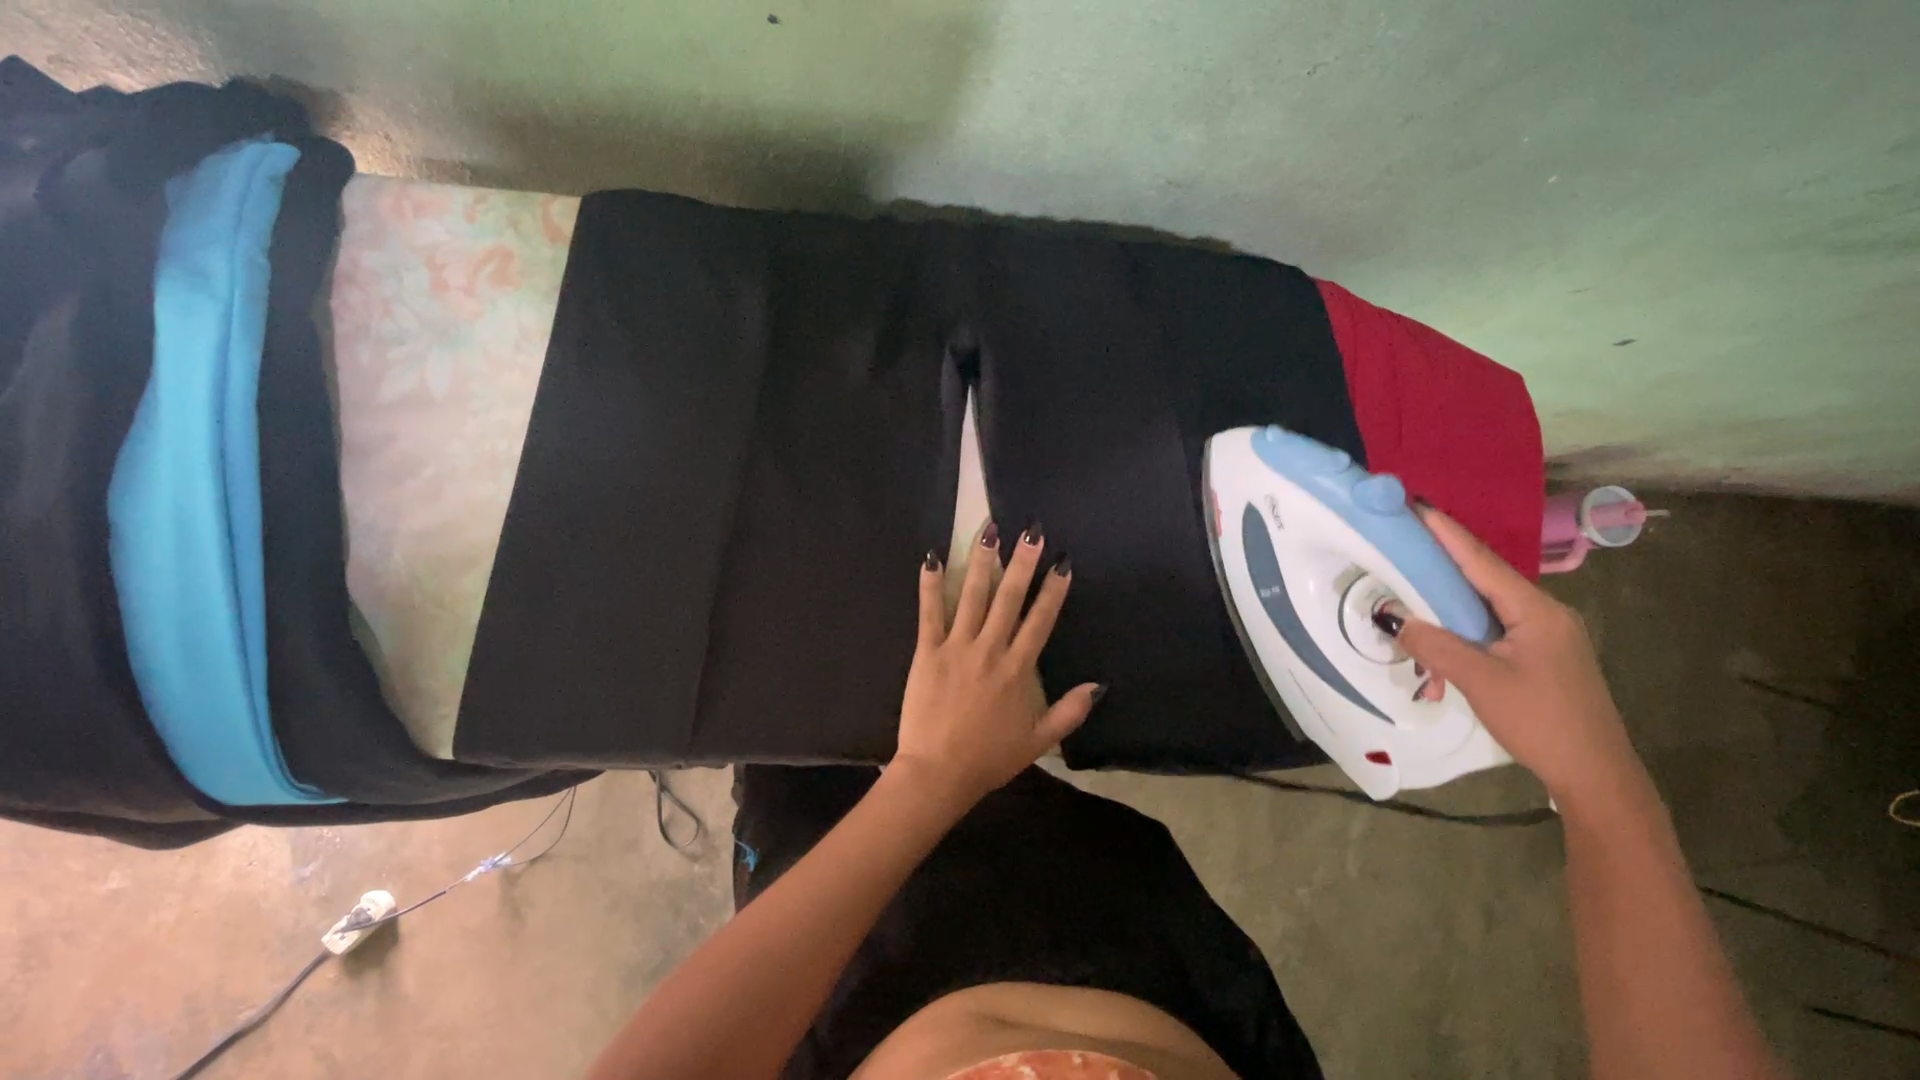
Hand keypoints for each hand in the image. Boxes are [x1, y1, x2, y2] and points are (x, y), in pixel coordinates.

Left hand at [894, 524, 1102, 805]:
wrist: (938, 772)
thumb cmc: (990, 758)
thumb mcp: (1038, 740)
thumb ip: (1070, 711)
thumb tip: (1099, 685)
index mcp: (1018, 669)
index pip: (1040, 620)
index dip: (1053, 590)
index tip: (1063, 562)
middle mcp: (990, 649)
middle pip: (1009, 598)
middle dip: (1023, 562)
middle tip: (1031, 531)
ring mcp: (957, 647)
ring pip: (973, 596)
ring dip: (982, 562)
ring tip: (990, 531)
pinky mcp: (927, 652)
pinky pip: (929, 613)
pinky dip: (931, 585)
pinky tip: (932, 558)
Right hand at [1387, 506, 1644, 806]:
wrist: (1595, 774)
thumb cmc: (1541, 720)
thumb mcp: (1480, 681)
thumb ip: (1435, 646)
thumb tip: (1393, 618)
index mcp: (1535, 610)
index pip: (1480, 561)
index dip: (1446, 533)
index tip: (1416, 505)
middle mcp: (1543, 614)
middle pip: (1481, 580)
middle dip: (1439, 565)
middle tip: (1400, 544)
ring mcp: (1544, 637)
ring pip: (1484, 610)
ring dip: (1445, 611)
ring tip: (1409, 603)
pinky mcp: (1540, 659)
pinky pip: (1491, 632)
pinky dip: (1460, 636)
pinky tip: (1438, 653)